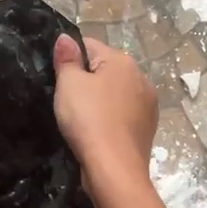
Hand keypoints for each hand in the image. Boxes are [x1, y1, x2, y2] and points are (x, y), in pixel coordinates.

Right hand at [52, 35, 158, 186]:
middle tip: (67, 100)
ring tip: (81, 118)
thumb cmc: (89, 120)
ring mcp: (148, 104)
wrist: (115, 169)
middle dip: (86, 79)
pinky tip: (97, 131)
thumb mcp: (69, 84)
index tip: (58, 79)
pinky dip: (110, 117)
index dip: (69, 59)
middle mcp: (141, 77)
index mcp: (122, 61)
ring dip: (99, 99)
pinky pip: (123, 113)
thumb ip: (66, 58)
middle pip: (104, 68)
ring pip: (114, 92)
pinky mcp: (148, 127)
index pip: (89, 45)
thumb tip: (66, 38)